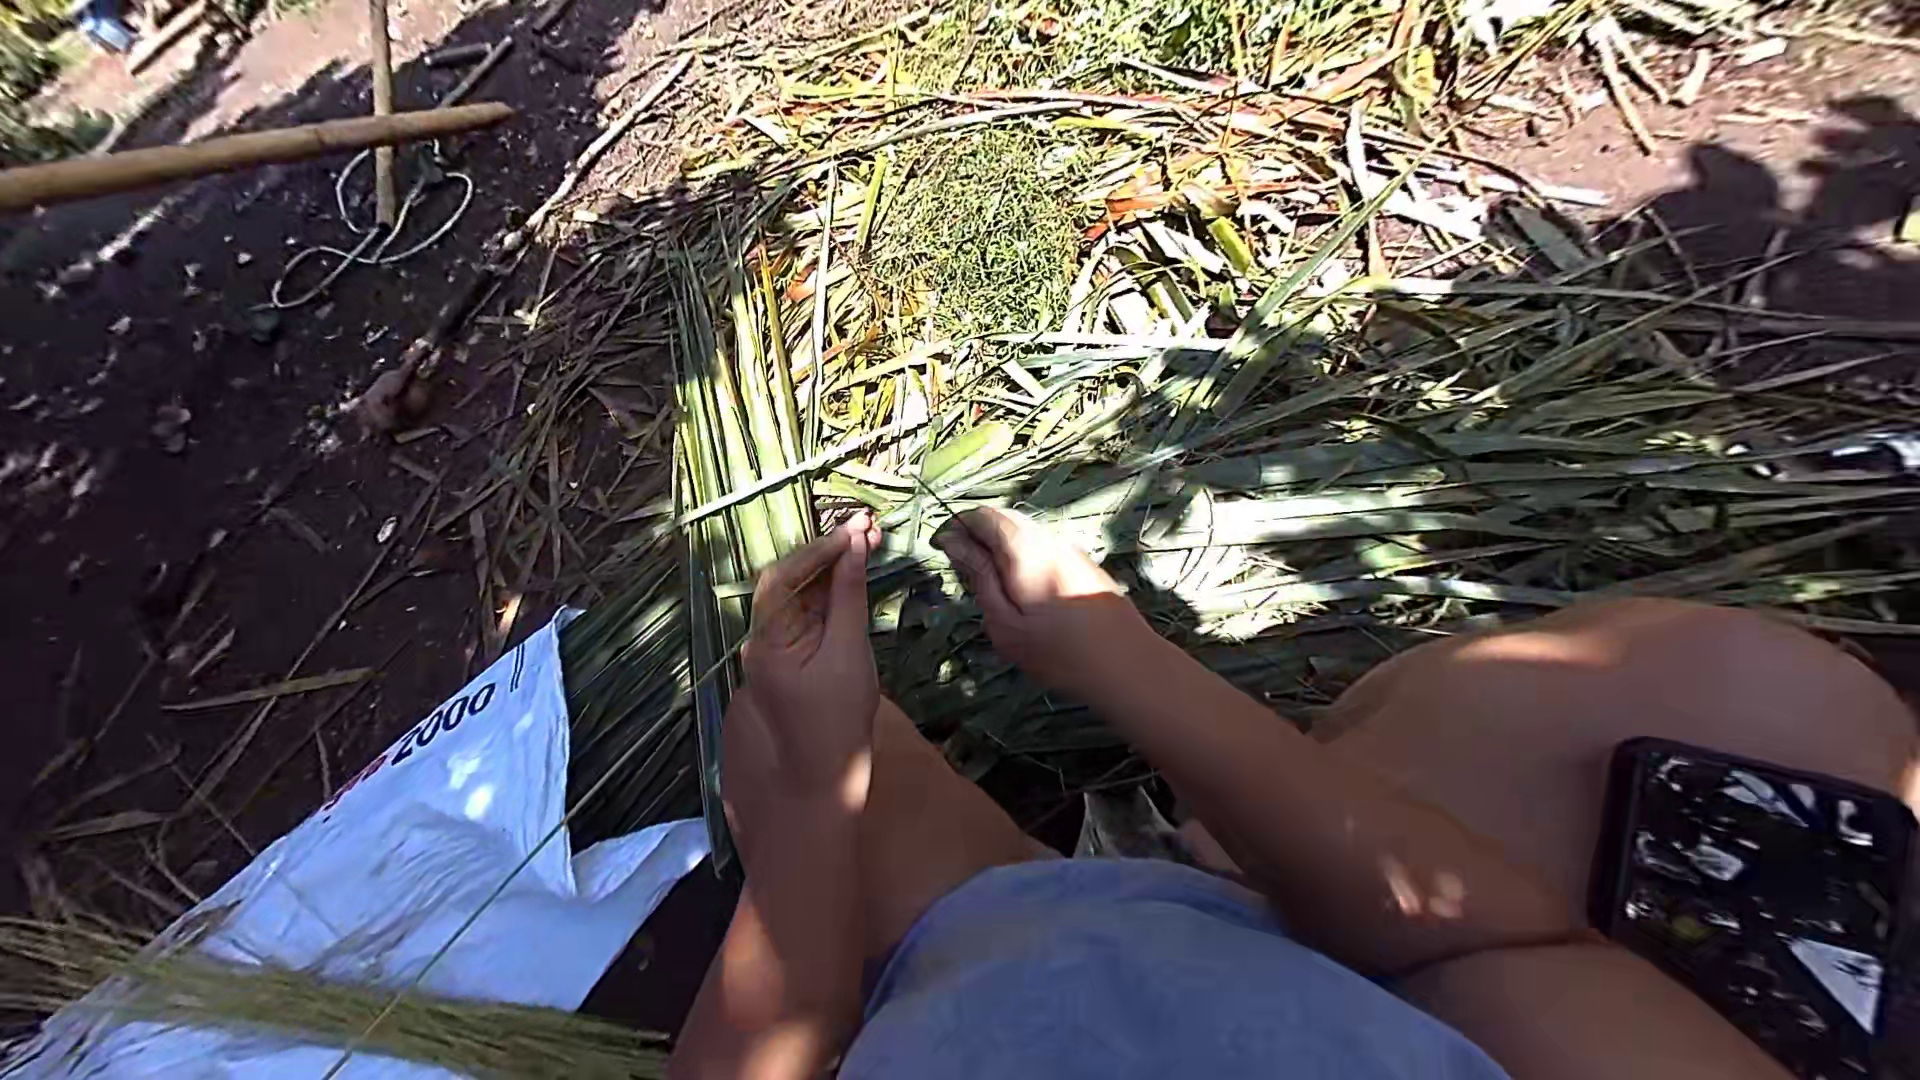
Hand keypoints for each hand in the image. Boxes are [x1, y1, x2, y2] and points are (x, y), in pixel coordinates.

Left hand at [728, 513, 881, 811]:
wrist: (825, 785)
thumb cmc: (838, 722)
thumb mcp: (849, 653)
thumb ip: (849, 598)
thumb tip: (854, 548)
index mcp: (767, 640)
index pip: (784, 577)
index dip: (818, 549)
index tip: (855, 530)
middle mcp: (764, 639)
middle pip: (792, 582)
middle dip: (830, 554)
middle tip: (870, 528)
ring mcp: (779, 649)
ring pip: (804, 596)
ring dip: (835, 570)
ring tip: (871, 541)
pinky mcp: (796, 657)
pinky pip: (812, 616)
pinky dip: (835, 595)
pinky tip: (857, 576)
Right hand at [931, 507, 1147, 691]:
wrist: (1127, 664)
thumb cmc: (1058, 651)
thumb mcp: (1006, 621)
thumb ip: (979, 576)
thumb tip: (953, 542)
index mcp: (1025, 548)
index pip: (983, 516)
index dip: (958, 526)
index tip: (941, 548)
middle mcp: (1048, 538)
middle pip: (1004, 519)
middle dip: (977, 535)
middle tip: (962, 568)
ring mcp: (1069, 548)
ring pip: (1023, 531)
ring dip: (998, 546)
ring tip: (987, 581)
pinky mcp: (1082, 562)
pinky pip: (1040, 545)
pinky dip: (1019, 555)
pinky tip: (1018, 587)